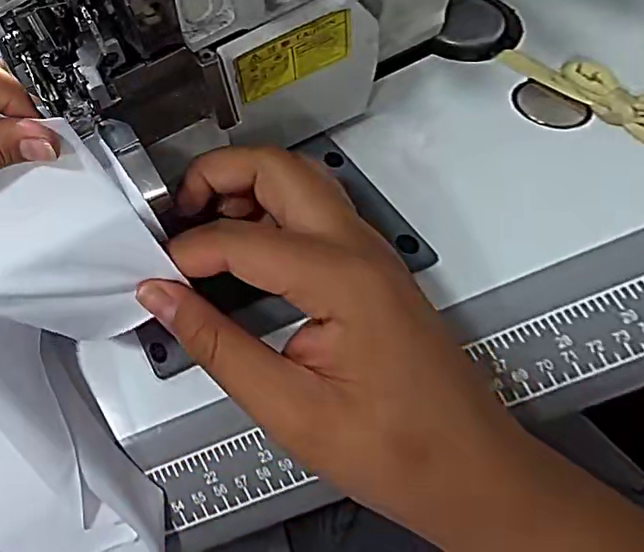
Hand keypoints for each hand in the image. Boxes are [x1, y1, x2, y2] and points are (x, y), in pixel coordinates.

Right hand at [132, 147, 539, 541]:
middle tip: (178, 210)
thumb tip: (162, 298)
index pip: (238, 239)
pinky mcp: (364, 258)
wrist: (481, 478)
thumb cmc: (407, 453)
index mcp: (343, 281)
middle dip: (213, 175)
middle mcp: (358, 249)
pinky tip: (241, 240)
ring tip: (203, 218)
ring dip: (241, 181)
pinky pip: (305, 200)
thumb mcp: (291, 410)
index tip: (163, 276)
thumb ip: (215, 344)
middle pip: (272, 166)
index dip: (187, 254)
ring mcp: (366, 248)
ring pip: (291, 172)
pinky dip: (262, 201)